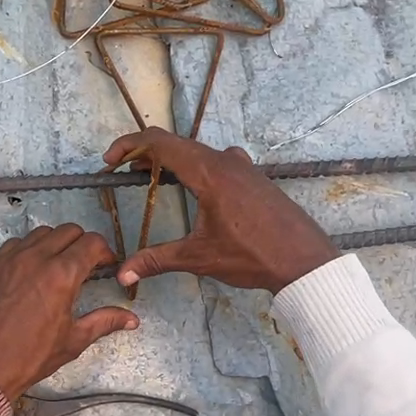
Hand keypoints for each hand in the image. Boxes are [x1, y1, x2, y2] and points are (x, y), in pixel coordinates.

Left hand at [0, 224, 138, 399]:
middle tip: (84, 264)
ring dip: (54, 243)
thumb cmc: (30, 356)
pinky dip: (27, 250)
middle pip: (68, 231)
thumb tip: (132, 319)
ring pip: (39, 234)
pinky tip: (29, 271)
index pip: (92, 243)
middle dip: (82, 243)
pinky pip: (13, 245)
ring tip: (56, 265)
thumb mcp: (73, 340)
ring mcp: (8, 259)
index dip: (104, 251)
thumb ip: (104, 321)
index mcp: (61, 275)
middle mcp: (35, 258)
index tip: (105, 264)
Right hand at [102, 128, 339, 292]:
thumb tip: (122, 273)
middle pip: (175, 143)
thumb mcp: (198, 258)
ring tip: (147, 177)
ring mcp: (242, 167)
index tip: (109, 160)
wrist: (306, 262)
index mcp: (209, 173)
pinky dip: (191, 166)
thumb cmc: (253, 256)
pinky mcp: (253, 177)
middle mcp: (225, 161)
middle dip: (143, 153)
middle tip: (121, 170)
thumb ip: (156, 260)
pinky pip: (214, 160)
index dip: (129, 145)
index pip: (160, 142)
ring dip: (168, 159)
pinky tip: (188, 188)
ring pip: (196, 151)